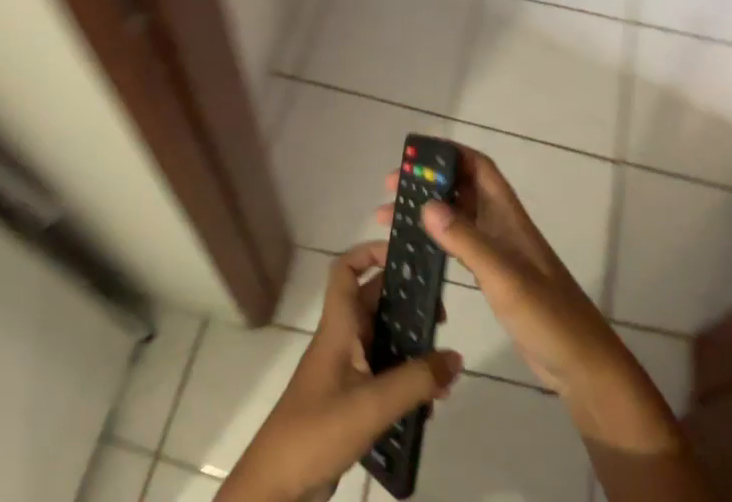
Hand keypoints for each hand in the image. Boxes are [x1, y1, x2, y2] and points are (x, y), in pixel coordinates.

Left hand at [219, 243, 462, 501]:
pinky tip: (430, 402)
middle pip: (373, 304)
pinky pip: (382, 376)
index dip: (371, 252)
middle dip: (408, 304)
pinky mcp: (348, 401)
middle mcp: (340, 342)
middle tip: (443, 318)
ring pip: (382, 342)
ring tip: (445, 369)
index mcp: (337, 329)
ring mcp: (343, 372)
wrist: (277, 487)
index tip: (408, 256)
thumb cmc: (316, 433)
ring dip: (412, 348)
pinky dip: (406, 381)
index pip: (346, 271)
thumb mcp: (372, 405)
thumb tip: (455, 357)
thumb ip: (416, 380)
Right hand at [375, 146, 625, 393]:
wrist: (582, 365)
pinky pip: (462, 248)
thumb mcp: (503, 276)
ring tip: (389, 220)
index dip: (450, 154)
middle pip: (463, 191)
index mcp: (509, 219)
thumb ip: (466, 240)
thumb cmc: (548, 316)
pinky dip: (438, 242)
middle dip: (428, 183)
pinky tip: (418, 253)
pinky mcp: (497, 280)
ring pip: (459, 219)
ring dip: (428, 213)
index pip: (479, 169)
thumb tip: (427, 204)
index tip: (413, 155)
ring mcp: (502, 255)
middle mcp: (504, 229)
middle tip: (389, 190)